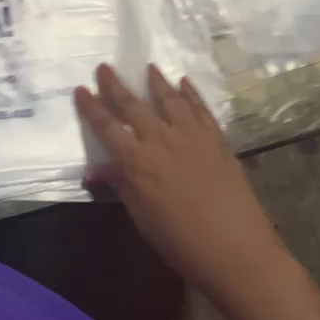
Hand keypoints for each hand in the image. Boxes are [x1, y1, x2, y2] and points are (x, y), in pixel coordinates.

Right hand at [75, 64, 319, 319]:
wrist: (239, 253)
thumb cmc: (182, 243)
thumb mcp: (142, 218)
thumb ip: (122, 186)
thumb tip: (99, 169)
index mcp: (137, 161)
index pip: (106, 126)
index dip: (91, 107)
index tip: (80, 89)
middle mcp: (160, 140)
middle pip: (133, 105)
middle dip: (115, 85)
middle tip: (104, 67)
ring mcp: (191, 136)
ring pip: (169, 99)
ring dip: (157, 81)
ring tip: (149, 66)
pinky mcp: (217, 140)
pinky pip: (201, 109)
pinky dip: (191, 94)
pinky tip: (185, 83)